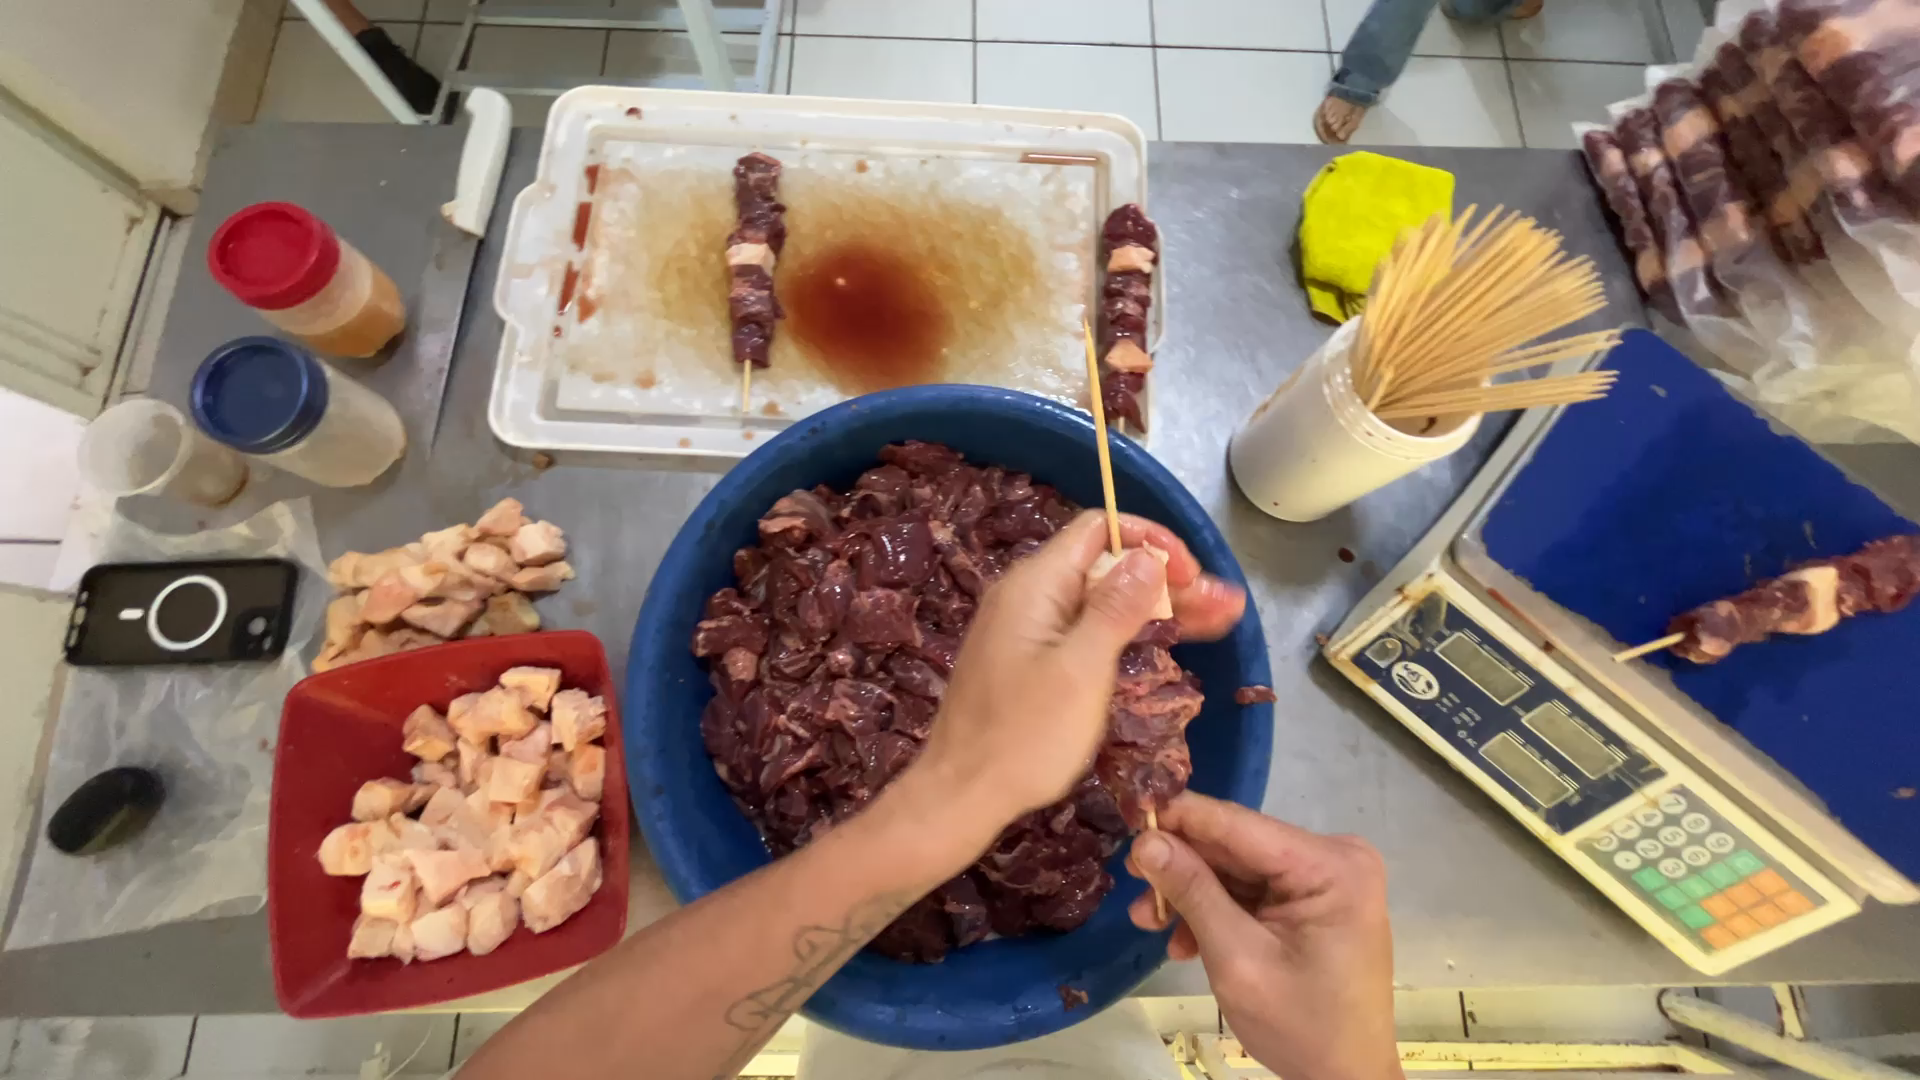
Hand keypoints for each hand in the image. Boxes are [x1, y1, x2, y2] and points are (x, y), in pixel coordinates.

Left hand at [912, 511, 1246, 835]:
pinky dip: (1126, 634)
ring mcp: (1027, 629)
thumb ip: (1115, 608)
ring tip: (1220, 619)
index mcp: (1035, 584)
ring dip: (1156, 608)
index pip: (1098, 529)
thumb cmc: (1023, 735)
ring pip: (1100, 602)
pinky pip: (1084, 631)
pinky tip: (1167, 641)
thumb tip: (1146, 555)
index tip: (1191, 573)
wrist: (960, 793)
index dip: (1150, 540)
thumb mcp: (1081, 670)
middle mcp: (1028, 595)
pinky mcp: (1030, 659)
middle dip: (1166, 582)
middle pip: (1105, 568)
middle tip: (1226, 604)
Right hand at [1126, 793, 1400, 1079]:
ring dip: (1189, 890)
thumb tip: (1143, 840)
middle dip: (1179, 864)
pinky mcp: (1308, 893)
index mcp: (1329, 865)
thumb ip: (1191, 891)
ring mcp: (1320, 874)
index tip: (1127, 814)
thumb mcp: (1237, 959)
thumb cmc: (1302, 1028)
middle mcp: (1330, 855)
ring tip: (1147, 917)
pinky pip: (1247, 885)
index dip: (1177, 815)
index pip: (1235, 822)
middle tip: (1129, 876)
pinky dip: (1212, 906)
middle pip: (1232, 844)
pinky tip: (1182, 936)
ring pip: (1232, 865)